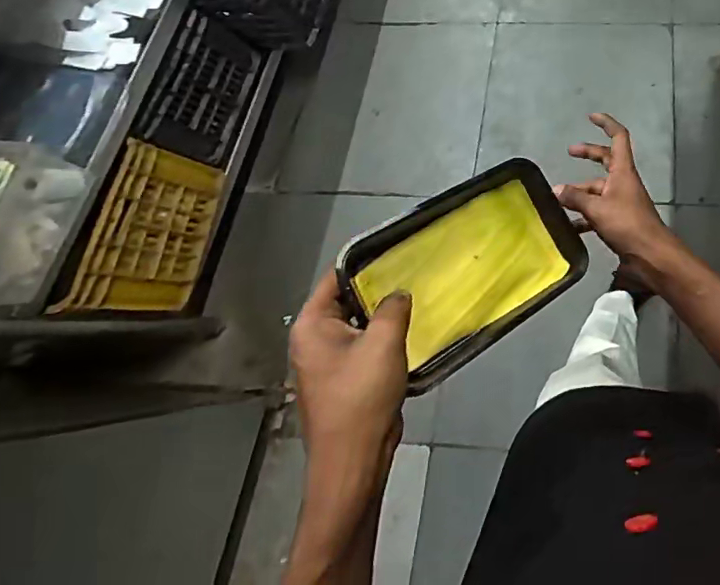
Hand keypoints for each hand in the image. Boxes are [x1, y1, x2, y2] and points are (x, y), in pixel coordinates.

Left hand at [290, 274, 410, 466]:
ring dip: (380, 321)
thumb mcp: (383, 342)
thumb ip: (393, 307)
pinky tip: (403, 339)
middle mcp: (311, 340)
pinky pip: (361, 350)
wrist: (354, 463)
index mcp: (310, 325)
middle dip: (375, 294)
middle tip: (406, 280)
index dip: (362, 266)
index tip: (391, 256)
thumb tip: (398, 294)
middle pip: (345, 302)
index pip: (334, 279)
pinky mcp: (341, 382)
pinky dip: (380, 343)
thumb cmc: (361, 397)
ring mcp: (325, 363)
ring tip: (409, 306)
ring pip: (356, 327)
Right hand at [553, 113, 677, 265]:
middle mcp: (623, 182)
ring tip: (558, 200)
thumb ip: (575, 198)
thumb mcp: (597, 208)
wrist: (652, 257)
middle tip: (569, 153)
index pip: (618, 138)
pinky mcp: (619, 221)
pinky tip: (568, 225)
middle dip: (588, 154)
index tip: (591, 117)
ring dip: (580, 192)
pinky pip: (597, 211)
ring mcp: (622, 202)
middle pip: (606, 160)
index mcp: (623, 172)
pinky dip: (583, 215)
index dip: (606, 124)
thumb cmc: (628, 225)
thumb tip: (556, 190)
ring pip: (598, 189)